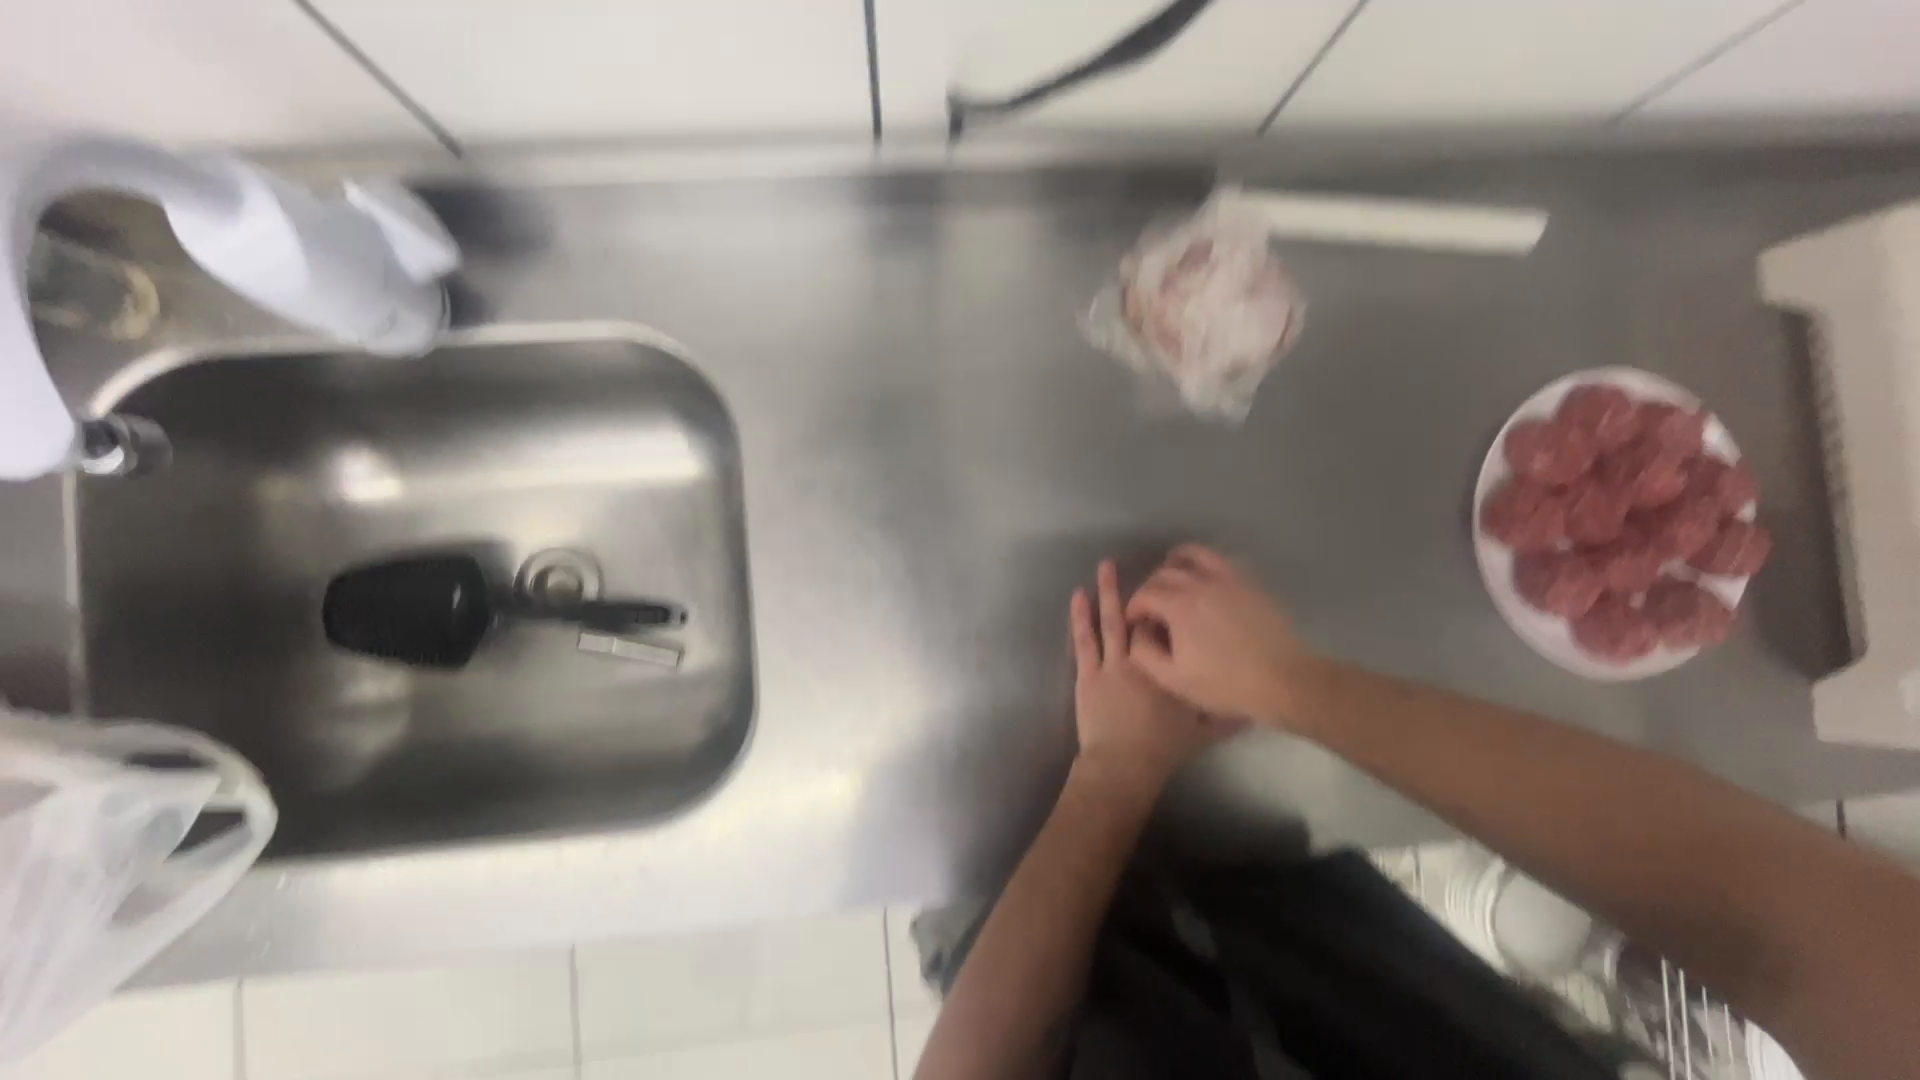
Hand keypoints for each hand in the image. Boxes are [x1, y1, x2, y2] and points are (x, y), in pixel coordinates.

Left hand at [1070, 561, 1233, 800]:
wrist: (1124, 763)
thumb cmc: (1162, 750)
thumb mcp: (1202, 734)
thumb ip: (1225, 721)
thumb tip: (1251, 714)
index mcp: (1174, 671)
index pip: (1175, 635)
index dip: (1175, 614)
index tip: (1177, 593)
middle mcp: (1145, 659)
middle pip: (1144, 619)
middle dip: (1146, 591)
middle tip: (1147, 566)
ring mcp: (1114, 664)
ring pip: (1111, 622)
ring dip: (1109, 592)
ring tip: (1106, 565)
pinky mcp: (1089, 673)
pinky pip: (1085, 639)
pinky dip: (1081, 616)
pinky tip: (1079, 595)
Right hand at [1124, 544, 1315, 728]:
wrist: (1283, 680)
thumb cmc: (1224, 684)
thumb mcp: (1173, 679)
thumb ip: (1143, 652)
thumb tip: (1136, 631)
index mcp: (1178, 606)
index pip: (1144, 594)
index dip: (1133, 608)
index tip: (1136, 624)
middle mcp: (1200, 583)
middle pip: (1163, 573)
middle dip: (1150, 589)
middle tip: (1151, 611)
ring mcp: (1227, 578)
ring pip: (1192, 555)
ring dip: (1175, 564)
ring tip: (1173, 582)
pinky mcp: (1248, 582)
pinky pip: (1219, 559)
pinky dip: (1203, 562)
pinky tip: (1203, 580)